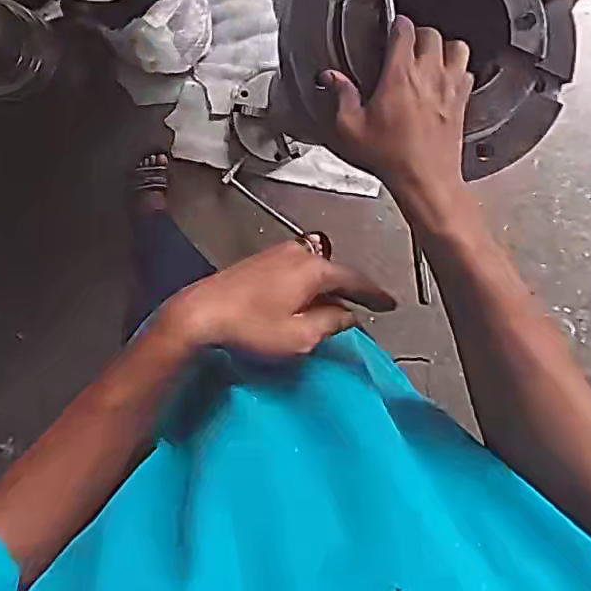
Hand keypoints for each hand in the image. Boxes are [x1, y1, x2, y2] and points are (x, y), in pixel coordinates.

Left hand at [161, 240, 396, 356]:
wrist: (201, 312)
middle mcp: (297, 254)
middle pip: (334, 270)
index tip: (388, 302)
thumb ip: (330, 323)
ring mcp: (277, 254)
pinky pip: (297, 269)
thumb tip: (346, 316)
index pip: (354, 279)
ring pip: (315, 268)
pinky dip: (308, 284)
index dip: (374, 293)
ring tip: (332, 309)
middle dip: (350, 289)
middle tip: (366, 306)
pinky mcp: (261, 261)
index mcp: (312, 269)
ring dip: (326, 287)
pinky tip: (303, 302)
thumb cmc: (247, 325)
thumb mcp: (299, 336)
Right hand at [322, 16, 472, 209]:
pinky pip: (467, 72)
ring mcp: (450, 88)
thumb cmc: (391, 156)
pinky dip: (458, 69)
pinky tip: (445, 78)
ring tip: (430, 54)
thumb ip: (341, 96)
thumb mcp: (351, 128)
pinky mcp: (462, 102)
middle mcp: (428, 76)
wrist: (425, 180)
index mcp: (399, 76)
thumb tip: (332, 78)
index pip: (405, 30)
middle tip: (407, 41)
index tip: (392, 24)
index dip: (397, 22)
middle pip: (433, 33)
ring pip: (457, 47)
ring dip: (443, 47)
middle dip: (418, 33)